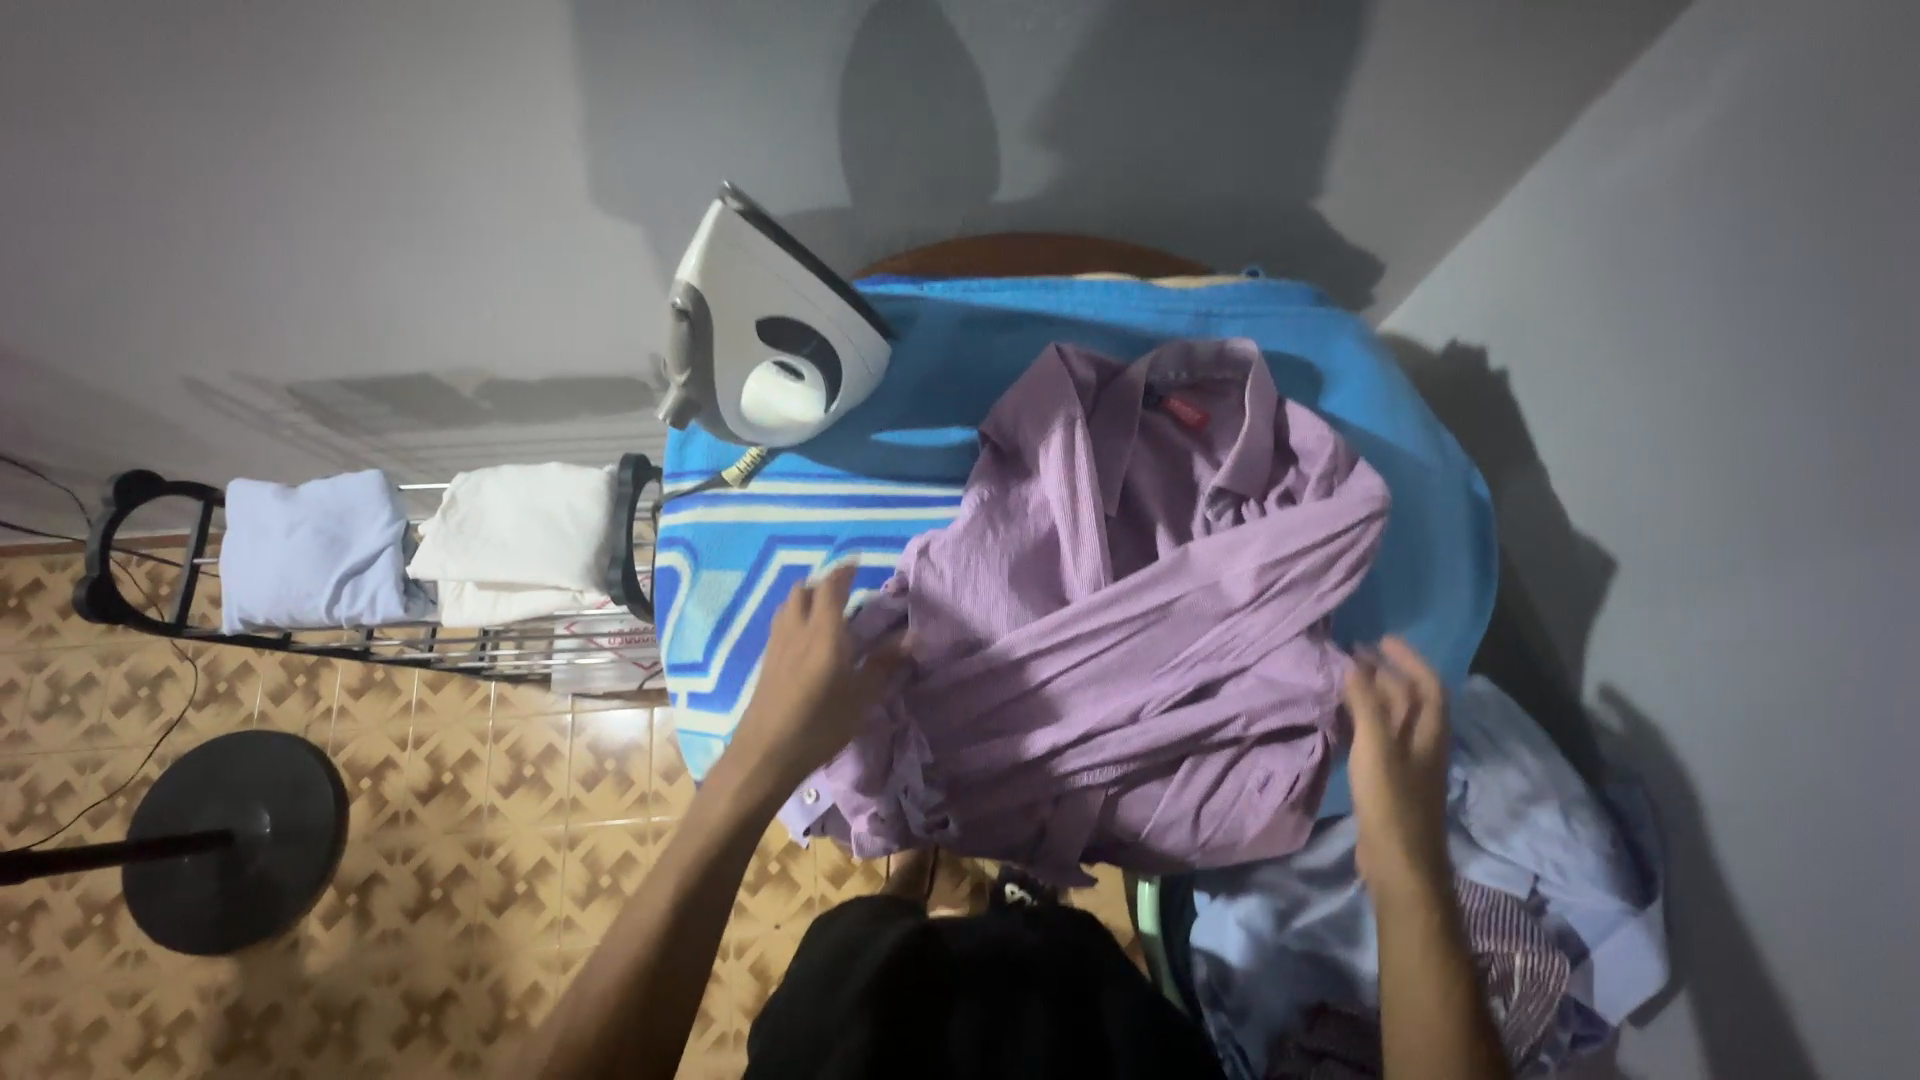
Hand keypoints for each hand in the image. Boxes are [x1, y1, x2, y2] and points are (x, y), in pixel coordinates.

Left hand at [727, 565, 906, 789]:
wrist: (765, 753)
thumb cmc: (820, 724)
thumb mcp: (861, 696)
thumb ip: (884, 663)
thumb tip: (912, 637)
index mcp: (824, 631)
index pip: (831, 586)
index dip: (844, 571)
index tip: (857, 564)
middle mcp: (797, 629)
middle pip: (803, 590)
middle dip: (823, 584)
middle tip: (843, 592)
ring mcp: (776, 645)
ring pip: (788, 606)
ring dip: (805, 599)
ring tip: (824, 612)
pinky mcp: (765, 662)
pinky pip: (780, 625)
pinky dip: (795, 619)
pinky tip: (805, 641)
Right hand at [1344, 637, 1452, 904]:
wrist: (1399, 861)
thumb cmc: (1391, 801)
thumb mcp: (1376, 748)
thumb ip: (1367, 706)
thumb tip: (1355, 666)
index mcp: (1429, 733)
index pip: (1427, 685)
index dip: (1408, 659)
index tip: (1381, 639)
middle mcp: (1424, 744)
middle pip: (1411, 700)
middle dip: (1387, 674)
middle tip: (1355, 655)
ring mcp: (1409, 764)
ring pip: (1396, 719)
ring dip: (1375, 696)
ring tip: (1346, 680)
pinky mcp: (1392, 781)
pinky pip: (1381, 738)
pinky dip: (1365, 720)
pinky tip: (1344, 721)